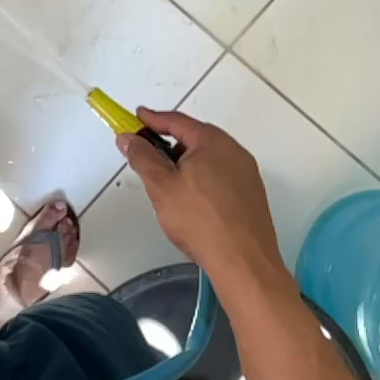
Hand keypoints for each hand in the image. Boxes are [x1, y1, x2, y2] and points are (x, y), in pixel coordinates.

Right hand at [117, 107, 289, 288]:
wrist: (244, 263)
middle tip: (148, 150)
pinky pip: (221, 173)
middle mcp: (233, 150)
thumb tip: (127, 137)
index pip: (177, 121)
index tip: (136, 116)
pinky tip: (193, 196)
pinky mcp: (252, 193)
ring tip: (167, 177)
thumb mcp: (161, 186)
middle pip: (195, 137)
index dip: (153, 118)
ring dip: (186, 159)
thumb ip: (142, 157)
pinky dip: (202, 174)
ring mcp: (246, 172)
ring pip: (209, 156)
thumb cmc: (198, 219)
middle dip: (169, 140)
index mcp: (212, 142)